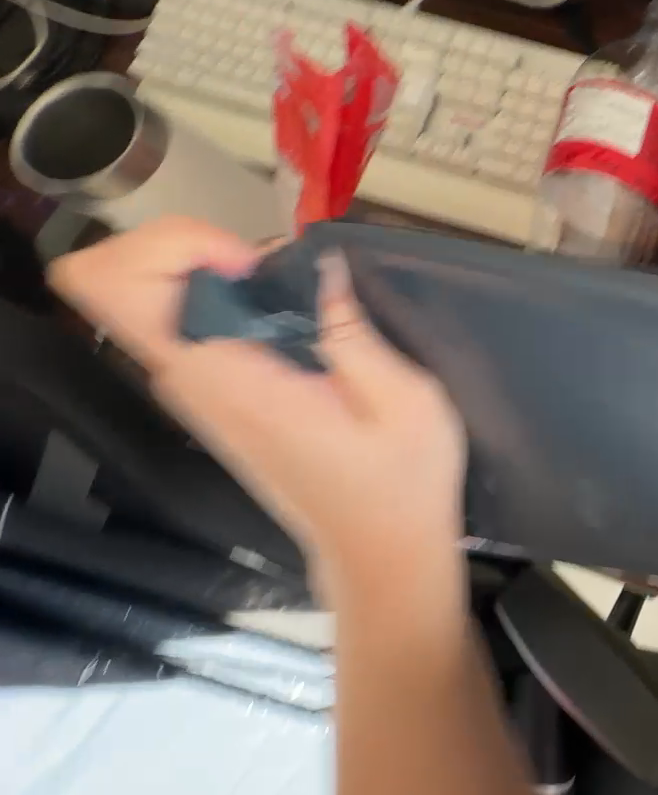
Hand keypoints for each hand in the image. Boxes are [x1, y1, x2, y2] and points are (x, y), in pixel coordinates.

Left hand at [49, 218, 465, 592]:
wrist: (382, 549)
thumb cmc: (403, 484)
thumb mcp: (409, 403)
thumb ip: (356, 333)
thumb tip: (321, 270)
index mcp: (226, 379)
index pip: (112, 280)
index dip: (174, 245)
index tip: (259, 267)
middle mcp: (190, 382)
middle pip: (123, 278)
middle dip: (199, 256)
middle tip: (286, 281)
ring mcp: (195, 395)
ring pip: (159, 301)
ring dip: (225, 286)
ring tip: (310, 314)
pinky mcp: (213, 404)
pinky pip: (194, 331)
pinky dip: (238, 315)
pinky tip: (305, 342)